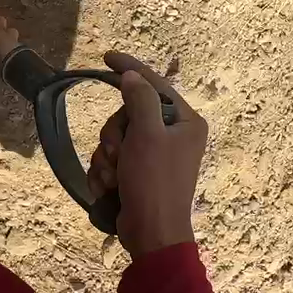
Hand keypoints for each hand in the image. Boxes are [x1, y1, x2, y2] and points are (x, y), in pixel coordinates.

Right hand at [86, 51, 207, 258]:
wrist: (151, 236)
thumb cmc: (154, 183)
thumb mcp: (147, 135)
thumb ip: (140, 99)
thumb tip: (133, 77)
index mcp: (186, 122)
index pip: (154, 84)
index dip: (130, 68)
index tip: (107, 57)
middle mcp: (174, 134)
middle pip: (128, 113)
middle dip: (115, 134)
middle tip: (118, 154)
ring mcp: (155, 155)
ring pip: (116, 136)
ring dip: (107, 157)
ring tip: (114, 177)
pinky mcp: (139, 172)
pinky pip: (112, 158)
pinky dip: (106, 171)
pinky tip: (110, 188)